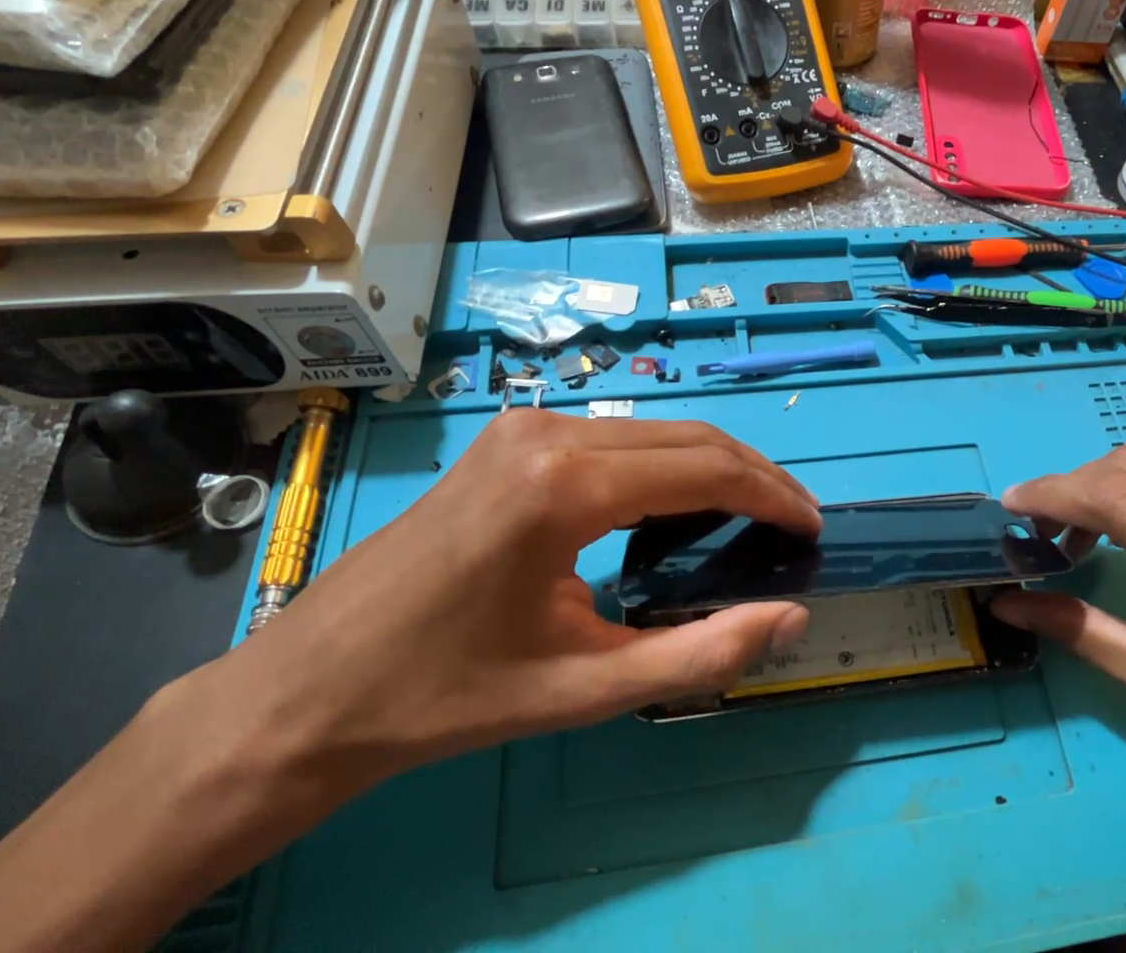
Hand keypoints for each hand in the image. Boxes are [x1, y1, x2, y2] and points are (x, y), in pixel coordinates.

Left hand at [217, 410, 820, 780]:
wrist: (312, 689)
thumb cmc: (449, 696)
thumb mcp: (587, 687)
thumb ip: (701, 653)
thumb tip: (789, 618)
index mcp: (567, 485)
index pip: (707, 469)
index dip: (773, 496)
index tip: (812, 527)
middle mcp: (547, 433)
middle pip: (687, 437)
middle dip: (753, 476)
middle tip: (793, 524)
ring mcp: (520, 430)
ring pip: (651, 432)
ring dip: (709, 467)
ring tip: (749, 518)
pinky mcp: (505, 442)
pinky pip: (611, 439)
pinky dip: (661, 466)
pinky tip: (675, 508)